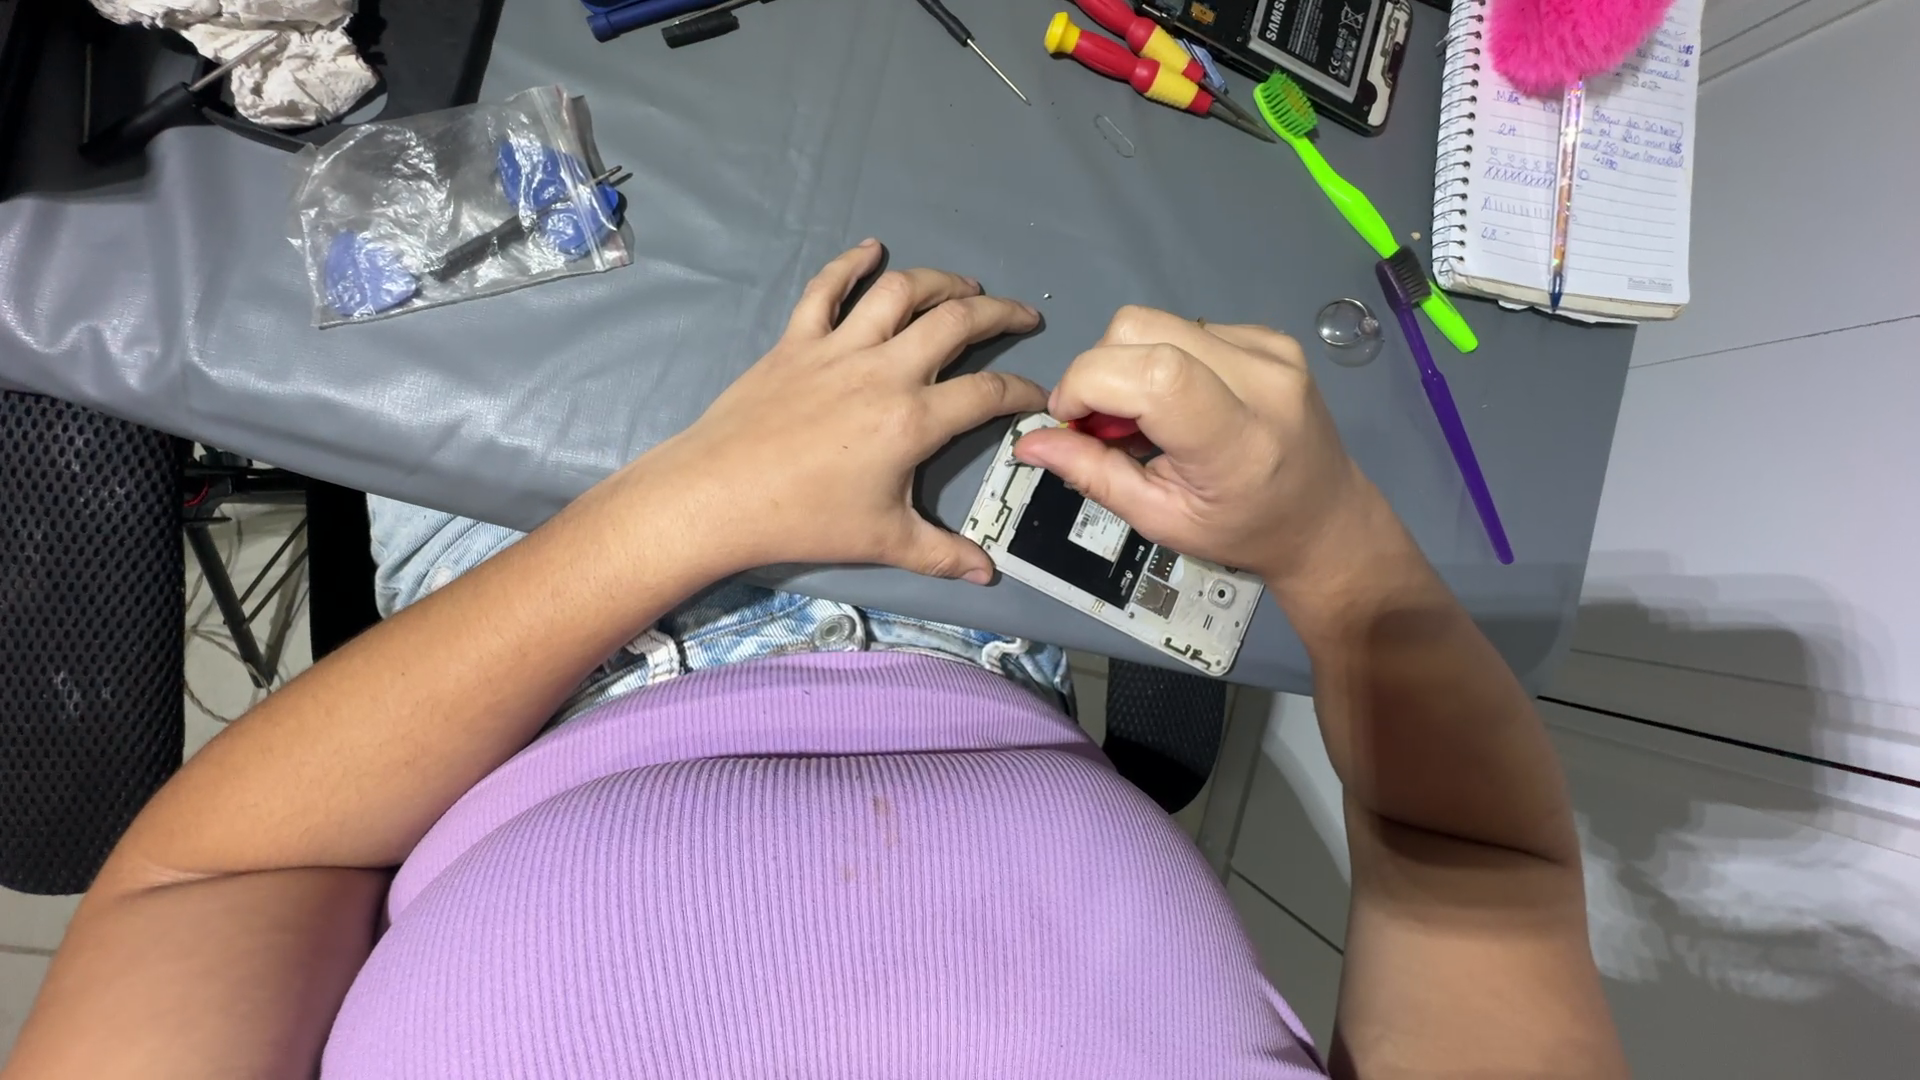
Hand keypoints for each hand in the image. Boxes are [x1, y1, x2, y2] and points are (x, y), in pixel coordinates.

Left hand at [631, 240, 1044, 581]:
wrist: (717, 496)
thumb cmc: (805, 520)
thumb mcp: (885, 541)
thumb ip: (943, 555)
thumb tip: (987, 574)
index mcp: (912, 420)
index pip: (987, 393)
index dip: (1023, 391)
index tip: (1039, 396)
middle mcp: (884, 370)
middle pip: (956, 323)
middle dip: (1000, 314)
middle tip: (1022, 316)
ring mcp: (838, 348)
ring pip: (900, 293)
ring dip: (941, 281)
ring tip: (966, 286)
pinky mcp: (796, 340)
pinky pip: (826, 289)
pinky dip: (850, 263)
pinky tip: (871, 248)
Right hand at [1013, 306, 1375, 590]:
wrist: (1325, 518)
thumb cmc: (1240, 531)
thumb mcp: (1159, 519)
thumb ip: (1093, 475)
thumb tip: (1029, 443)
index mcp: (1237, 440)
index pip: (1152, 373)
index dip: (1088, 382)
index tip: (1070, 419)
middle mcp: (1261, 378)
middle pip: (1139, 327)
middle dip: (1097, 369)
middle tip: (1102, 422)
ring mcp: (1270, 348)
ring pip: (1156, 320)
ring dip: (1127, 364)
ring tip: (1145, 416)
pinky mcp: (1270, 335)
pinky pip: (1184, 326)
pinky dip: (1160, 360)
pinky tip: (1179, 402)